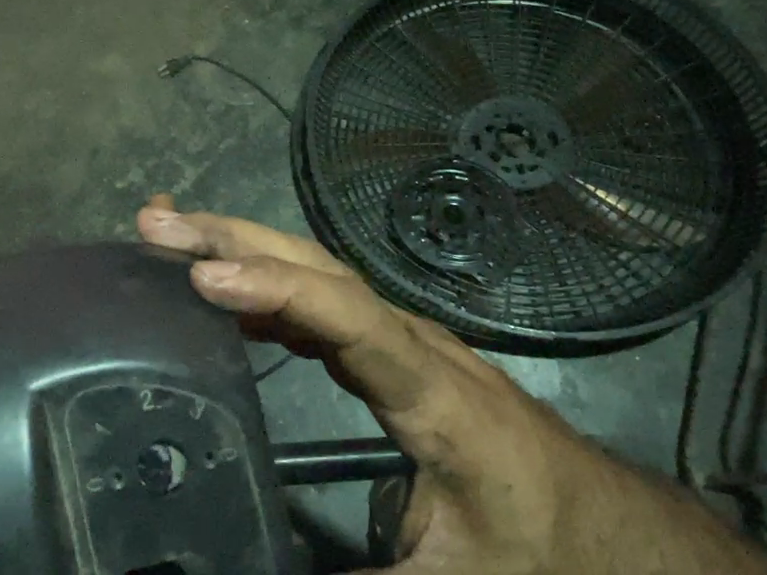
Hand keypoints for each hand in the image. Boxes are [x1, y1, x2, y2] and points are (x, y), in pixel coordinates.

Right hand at [138, 196, 766, 574]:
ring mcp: (403, 338)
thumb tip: (262, 570)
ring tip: (169, 233)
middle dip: (236, 239)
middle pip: (321, 270)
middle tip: (157, 226)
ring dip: (242, 245)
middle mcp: (415, 344)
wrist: (609, 529)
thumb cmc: (540, 549)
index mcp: (435, 397)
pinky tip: (223, 288)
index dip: (278, 292)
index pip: (351, 322)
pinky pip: (322, 298)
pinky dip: (265, 282)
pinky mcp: (393, 347)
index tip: (206, 279)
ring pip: (317, 271)